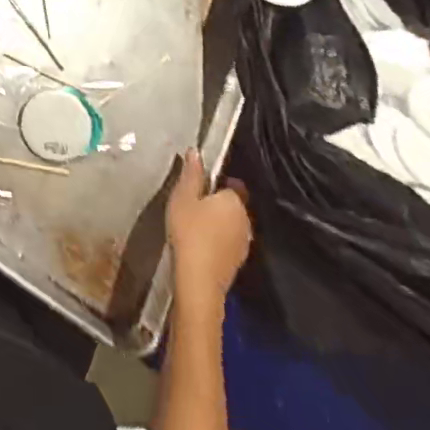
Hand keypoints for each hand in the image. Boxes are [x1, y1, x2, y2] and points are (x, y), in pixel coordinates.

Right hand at [166, 151, 251, 302]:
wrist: (199, 277)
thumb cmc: (190, 230)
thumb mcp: (183, 198)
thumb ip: (191, 175)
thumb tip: (196, 151)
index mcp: (234, 201)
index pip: (233, 185)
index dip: (218, 184)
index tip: (199, 187)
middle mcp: (246, 219)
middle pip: (234, 205)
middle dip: (218, 203)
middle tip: (192, 205)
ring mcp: (245, 242)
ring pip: (232, 224)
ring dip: (219, 223)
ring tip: (194, 225)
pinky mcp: (238, 260)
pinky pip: (229, 241)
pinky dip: (218, 240)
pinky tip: (200, 244)